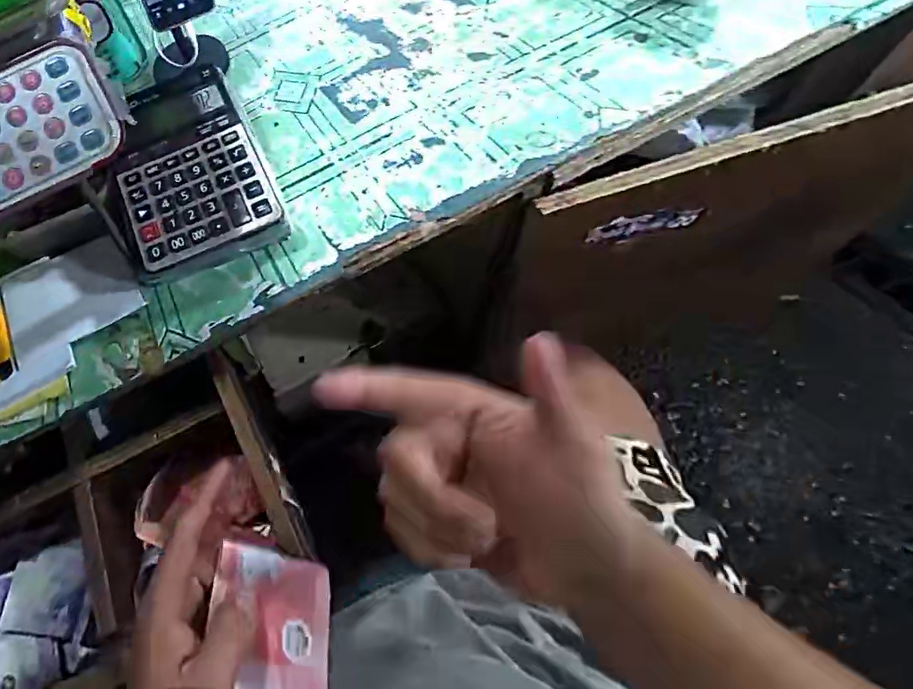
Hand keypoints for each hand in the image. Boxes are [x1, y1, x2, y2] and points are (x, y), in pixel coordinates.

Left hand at [131, 461, 254, 688]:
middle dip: (218, 509)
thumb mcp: (208, 685)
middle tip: (248, 483)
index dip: (204, 497)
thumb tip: (246, 589)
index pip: (183, 536)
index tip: (225, 466)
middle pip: (191, 543)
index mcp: (162, 605)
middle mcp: (163, 603)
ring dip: (226, 538)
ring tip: (254, 515)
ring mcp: (171, 621)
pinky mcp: (180, 639)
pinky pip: (206, 592)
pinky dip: (228, 572)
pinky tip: (251, 571)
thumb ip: (229, 634)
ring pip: (200, 565)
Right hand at [314, 334, 648, 608]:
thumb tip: (540, 339)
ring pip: (393, 497)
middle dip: (436, 502)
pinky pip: (398, 530)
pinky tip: (469, 555)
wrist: (589, 572)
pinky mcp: (427, 517)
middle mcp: (440, 436)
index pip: (408, 390)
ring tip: (487, 539)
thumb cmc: (584, 498)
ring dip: (439, 531)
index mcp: (466, 411)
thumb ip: (553, 395)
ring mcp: (432, 478)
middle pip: (396, 458)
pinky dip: (431, 552)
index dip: (364, 388)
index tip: (323, 389)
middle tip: (486, 527)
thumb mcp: (574, 446)